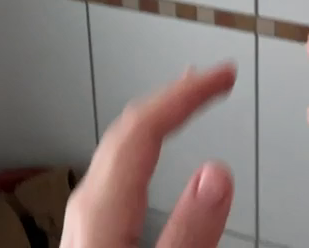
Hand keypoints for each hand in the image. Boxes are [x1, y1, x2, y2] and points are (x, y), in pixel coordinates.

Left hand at [63, 62, 238, 246]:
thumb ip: (188, 232)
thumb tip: (217, 173)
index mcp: (99, 208)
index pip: (145, 126)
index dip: (185, 93)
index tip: (222, 76)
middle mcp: (88, 202)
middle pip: (132, 126)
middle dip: (176, 94)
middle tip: (216, 76)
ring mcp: (87, 214)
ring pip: (124, 143)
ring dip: (160, 112)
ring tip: (189, 95)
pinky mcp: (93, 229)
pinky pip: (121, 164)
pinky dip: (147, 139)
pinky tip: (155, 144)